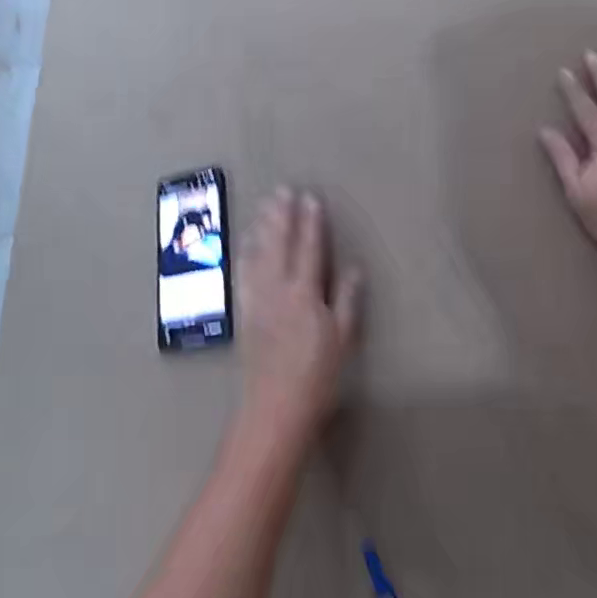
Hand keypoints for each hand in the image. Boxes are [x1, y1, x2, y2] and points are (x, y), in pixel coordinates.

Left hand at [237, 188, 361, 434]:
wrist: (273, 407)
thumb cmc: (316, 376)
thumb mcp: (343, 340)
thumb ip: (346, 300)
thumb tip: (352, 267)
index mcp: (305, 294)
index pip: (309, 250)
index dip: (311, 223)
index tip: (311, 199)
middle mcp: (278, 289)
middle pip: (280, 244)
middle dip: (282, 216)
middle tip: (282, 190)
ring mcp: (257, 299)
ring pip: (259, 254)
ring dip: (263, 227)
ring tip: (265, 205)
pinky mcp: (244, 311)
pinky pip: (243, 272)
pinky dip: (246, 251)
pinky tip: (247, 241)